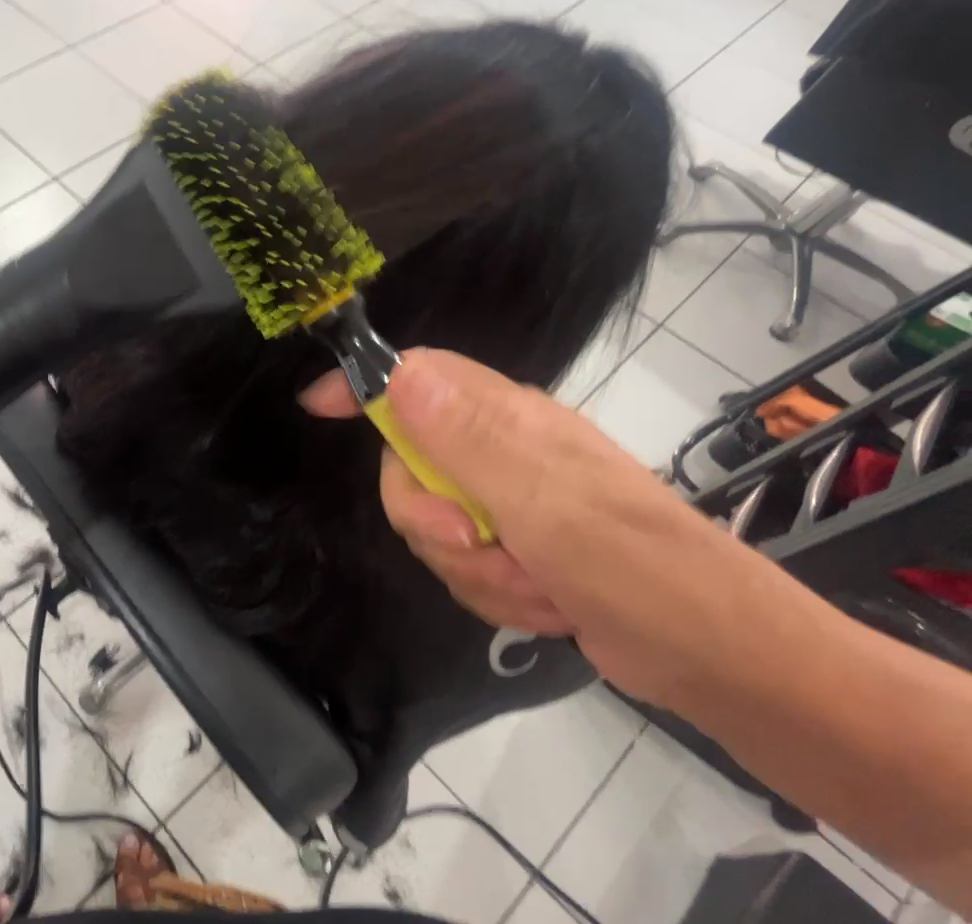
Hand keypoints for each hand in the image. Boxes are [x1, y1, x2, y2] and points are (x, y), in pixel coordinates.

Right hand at [299, 348, 774, 704]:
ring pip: (431, 525)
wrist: (716, 658)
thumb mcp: (544, 502)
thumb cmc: (636, 567)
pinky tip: (543, 605)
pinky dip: (494, 594)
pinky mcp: (519, 551)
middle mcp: (504, 454)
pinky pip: (460, 566)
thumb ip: (466, 438)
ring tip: (534, 586)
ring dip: (472, 568)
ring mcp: (511, 505)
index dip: (364, 386)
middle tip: (472, 541)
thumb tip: (400, 374)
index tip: (316, 406)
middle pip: (407, 467)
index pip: (418, 379)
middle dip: (428, 518)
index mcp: (510, 422)